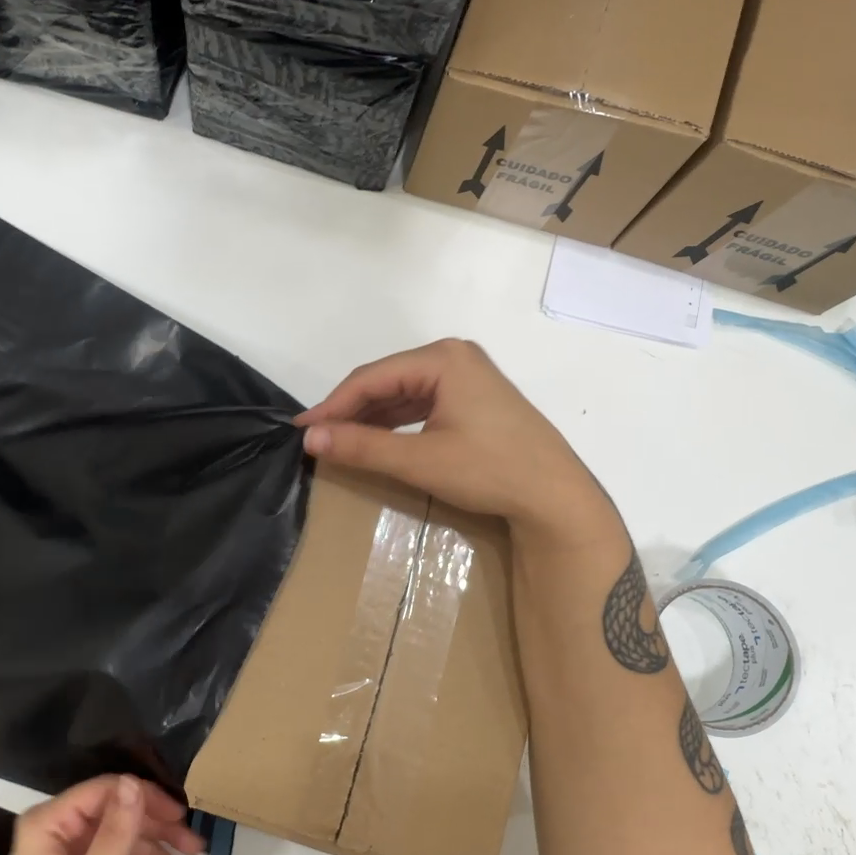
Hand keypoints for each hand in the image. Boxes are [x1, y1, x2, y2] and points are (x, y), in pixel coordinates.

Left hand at [0, 775, 203, 854]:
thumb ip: (116, 833)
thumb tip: (135, 782)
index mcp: (50, 822)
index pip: (106, 790)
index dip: (147, 799)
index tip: (183, 818)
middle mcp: (56, 831)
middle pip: (117, 817)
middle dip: (158, 836)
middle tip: (197, 849)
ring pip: (121, 845)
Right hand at [296, 339, 622, 548]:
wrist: (555, 497)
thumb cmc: (490, 471)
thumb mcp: (419, 460)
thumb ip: (362, 446)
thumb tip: (309, 438)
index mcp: (443, 358)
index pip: (371, 378)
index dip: (332, 406)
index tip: (301, 431)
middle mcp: (454, 357)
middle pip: (385, 380)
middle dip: (349, 410)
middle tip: (315, 438)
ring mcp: (466, 377)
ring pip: (401, 392)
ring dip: (369, 417)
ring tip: (337, 441)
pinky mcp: (473, 399)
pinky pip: (420, 403)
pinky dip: (394, 422)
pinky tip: (374, 440)